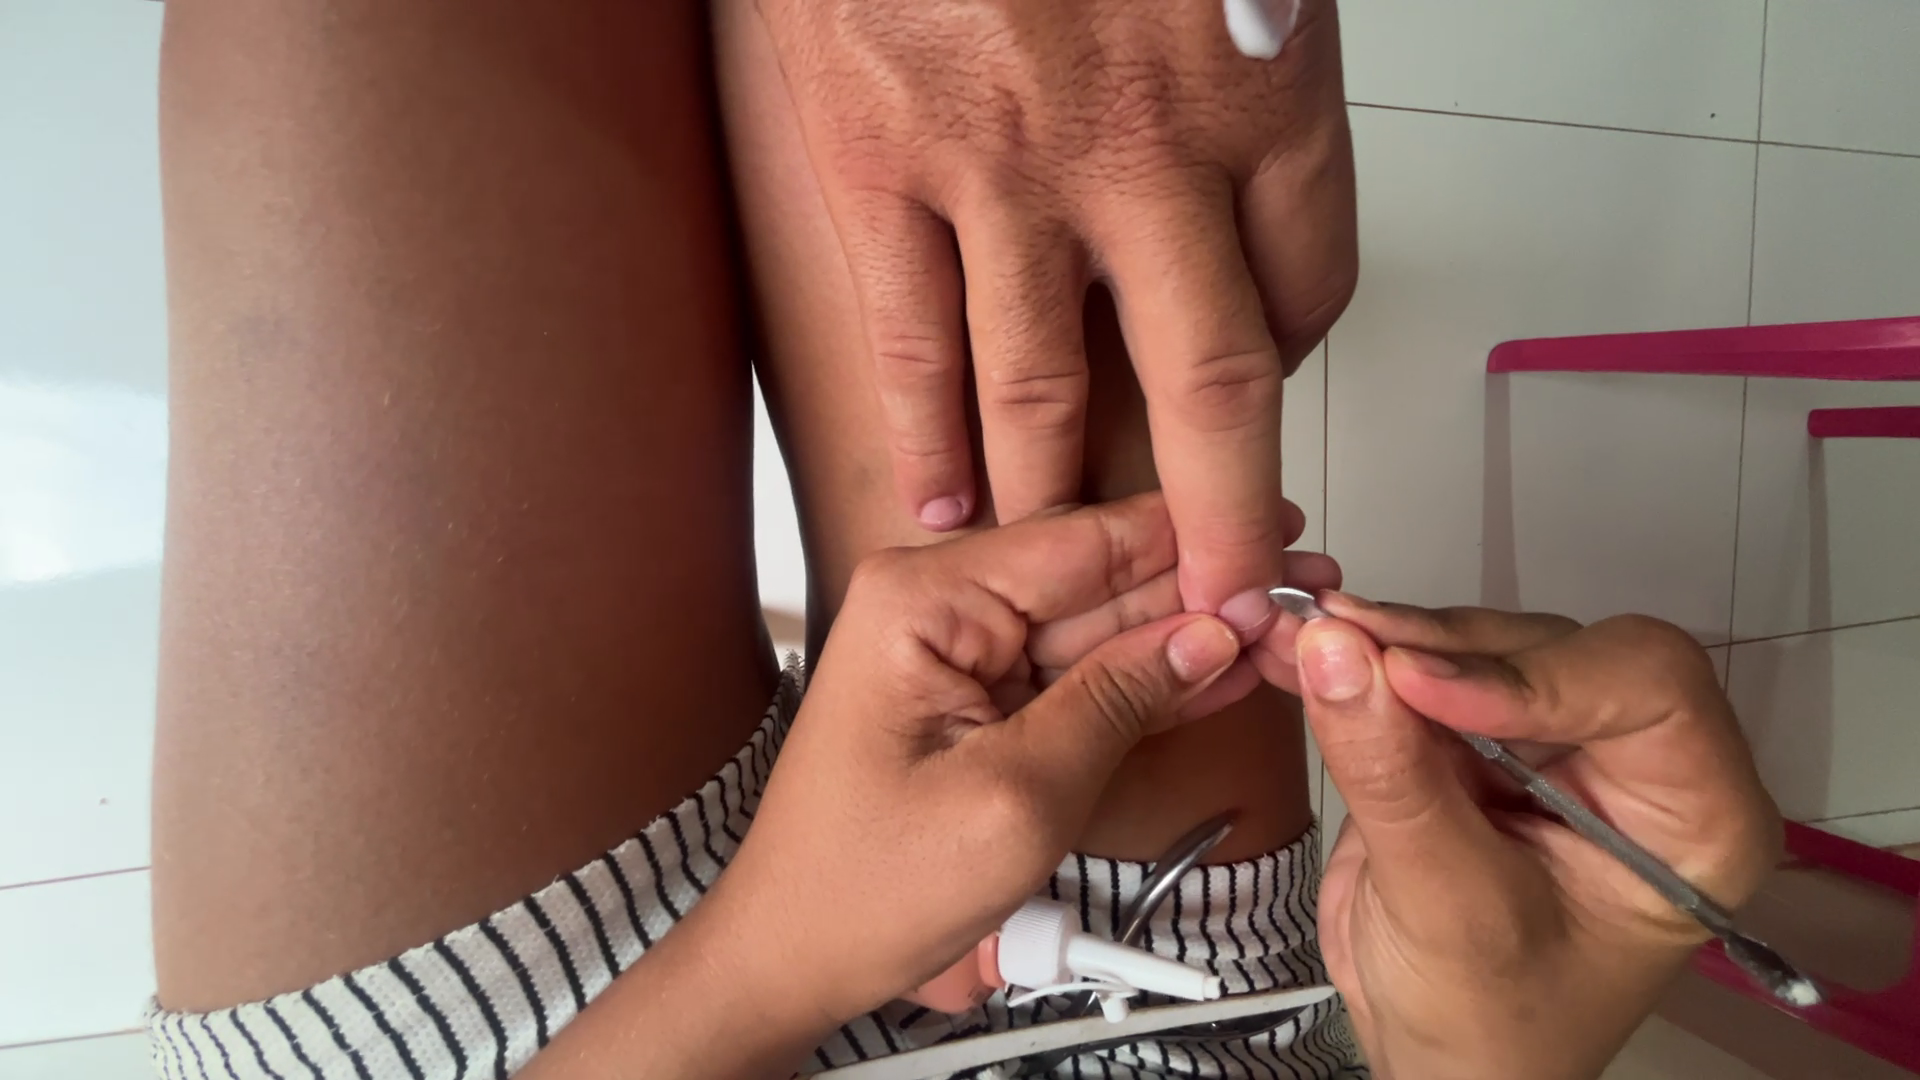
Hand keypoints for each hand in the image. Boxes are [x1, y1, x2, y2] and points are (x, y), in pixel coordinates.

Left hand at [686, 495, 1247, 1035]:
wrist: (797, 948)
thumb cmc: (862, 882)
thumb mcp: (1014, 797)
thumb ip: (1115, 702)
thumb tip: (1204, 636)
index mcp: (924, 598)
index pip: (1081, 542)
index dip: (1185, 540)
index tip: (1269, 537)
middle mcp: (939, 603)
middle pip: (1094, 579)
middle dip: (1193, 592)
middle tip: (1288, 592)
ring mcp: (961, 648)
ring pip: (1094, 627)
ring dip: (1179, 638)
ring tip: (1268, 633)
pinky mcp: (981, 693)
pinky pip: (1073, 674)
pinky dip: (1138, 682)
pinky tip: (1208, 675)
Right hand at [756, 0, 1356, 619]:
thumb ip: (1258, 86)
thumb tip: (1248, 238)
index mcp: (1254, 82)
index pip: (1304, 287)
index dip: (1286, 369)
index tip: (1255, 408)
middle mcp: (1138, 151)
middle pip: (1206, 386)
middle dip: (1217, 514)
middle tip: (1218, 598)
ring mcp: (1003, 172)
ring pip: (1044, 388)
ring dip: (1057, 497)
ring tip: (1058, 566)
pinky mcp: (884, 172)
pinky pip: (918, 343)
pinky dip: (928, 439)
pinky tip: (940, 504)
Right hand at [1295, 596, 1780, 1079]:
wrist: (1430, 1043)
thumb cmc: (1484, 1012)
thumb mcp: (1444, 901)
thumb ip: (1390, 774)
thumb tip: (1328, 647)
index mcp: (1683, 808)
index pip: (1639, 685)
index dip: (1526, 670)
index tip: (1410, 681)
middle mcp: (1615, 754)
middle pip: (1536, 648)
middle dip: (1427, 643)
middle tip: (1327, 635)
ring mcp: (1531, 737)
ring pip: (1459, 644)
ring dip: (1373, 636)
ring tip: (1295, 631)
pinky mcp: (1456, 734)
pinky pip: (1403, 670)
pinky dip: (1346, 655)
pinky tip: (1294, 646)